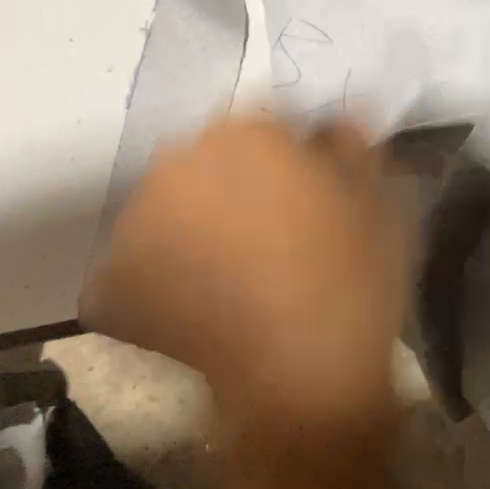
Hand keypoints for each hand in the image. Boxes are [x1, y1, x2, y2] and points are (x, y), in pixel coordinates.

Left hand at [82, 117, 409, 420]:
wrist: (302, 373)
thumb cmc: (356, 275)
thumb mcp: (383, 202)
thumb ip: (356, 149)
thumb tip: (340, 120)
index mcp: (247, 136)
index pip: (267, 115)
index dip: (297, 146)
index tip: (321, 181)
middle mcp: (175, 166)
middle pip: (209, 157)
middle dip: (241, 179)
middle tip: (283, 223)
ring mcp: (131, 226)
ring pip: (174, 206)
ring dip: (202, 221)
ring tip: (245, 265)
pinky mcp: (106, 285)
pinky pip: (144, 261)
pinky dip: (170, 272)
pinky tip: (211, 298)